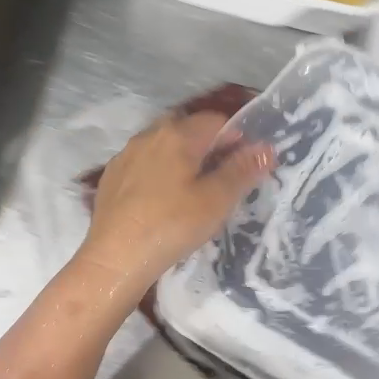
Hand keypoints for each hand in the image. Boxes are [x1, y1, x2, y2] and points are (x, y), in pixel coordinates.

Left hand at [76, 110, 272, 289]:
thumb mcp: (216, 201)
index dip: (237, 139)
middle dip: (208, 147)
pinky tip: (161, 202)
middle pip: (187, 130)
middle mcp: (149, 134)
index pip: (217, 120)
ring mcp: (126, 155)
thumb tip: (266, 148)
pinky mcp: (111, 177)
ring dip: (181, 160)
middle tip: (220, 180)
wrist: (116, 257)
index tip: (245, 166)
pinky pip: (143, 164)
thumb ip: (242, 171)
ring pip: (163, 146)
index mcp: (178, 134)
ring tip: (191, 192)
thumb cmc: (172, 225)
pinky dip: (158, 174)